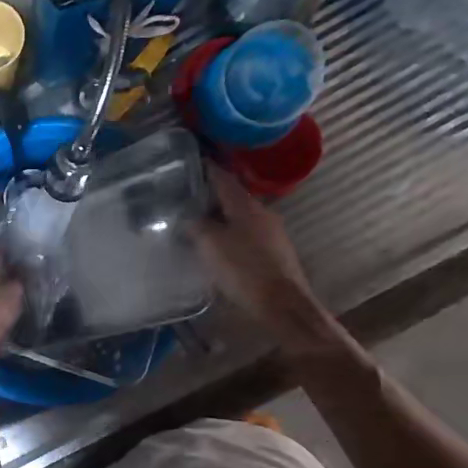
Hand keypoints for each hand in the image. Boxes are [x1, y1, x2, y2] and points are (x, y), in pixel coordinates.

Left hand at [0, 247, 23, 348]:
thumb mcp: (16, 291)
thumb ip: (22, 277)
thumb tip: (29, 266)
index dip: (6, 243)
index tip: (17, 236)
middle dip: (9, 258)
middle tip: (25, 251)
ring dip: (9, 272)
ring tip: (24, 267)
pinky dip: (8, 284)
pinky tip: (17, 286)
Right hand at [194, 165, 336, 351]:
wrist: (282, 304)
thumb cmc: (244, 270)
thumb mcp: (210, 245)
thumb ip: (196, 226)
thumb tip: (187, 218)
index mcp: (245, 204)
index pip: (222, 176)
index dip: (205, 168)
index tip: (187, 163)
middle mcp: (261, 212)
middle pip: (231, 197)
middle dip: (209, 196)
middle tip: (184, 199)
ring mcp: (271, 232)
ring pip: (239, 217)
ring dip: (219, 218)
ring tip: (196, 225)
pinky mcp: (274, 252)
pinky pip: (246, 235)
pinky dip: (230, 235)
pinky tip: (217, 247)